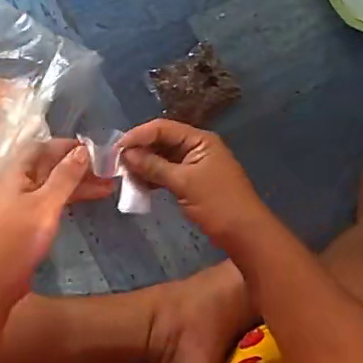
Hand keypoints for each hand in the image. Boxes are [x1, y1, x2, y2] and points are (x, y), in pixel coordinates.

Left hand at [0, 140, 98, 298]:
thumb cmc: (17, 240)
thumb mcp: (45, 205)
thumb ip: (64, 177)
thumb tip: (82, 150)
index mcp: (15, 175)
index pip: (41, 148)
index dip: (66, 145)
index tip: (95, 149)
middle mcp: (16, 187)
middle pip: (48, 168)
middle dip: (77, 166)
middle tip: (109, 168)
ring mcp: (21, 207)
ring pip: (52, 187)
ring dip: (78, 184)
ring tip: (109, 186)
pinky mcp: (27, 226)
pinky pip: (51, 204)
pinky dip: (70, 200)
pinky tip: (88, 202)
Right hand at [117, 120, 272, 246]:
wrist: (246, 234)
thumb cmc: (218, 204)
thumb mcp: (183, 183)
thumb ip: (154, 166)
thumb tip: (127, 154)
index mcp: (200, 140)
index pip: (163, 128)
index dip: (138, 135)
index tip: (116, 148)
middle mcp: (197, 147)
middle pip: (162, 141)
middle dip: (140, 150)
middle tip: (116, 162)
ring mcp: (196, 165)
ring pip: (163, 158)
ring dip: (145, 165)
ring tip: (124, 175)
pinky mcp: (193, 182)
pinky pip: (168, 173)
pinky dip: (154, 177)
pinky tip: (139, 185)